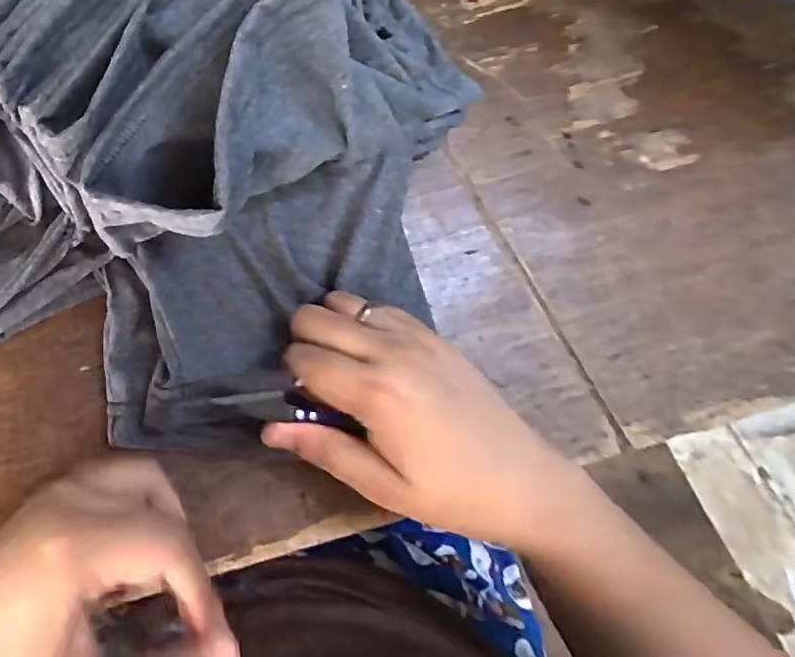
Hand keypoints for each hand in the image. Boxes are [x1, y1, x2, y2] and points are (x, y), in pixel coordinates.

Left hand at [0, 456, 236, 656]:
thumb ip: (163, 654)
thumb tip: (227, 648)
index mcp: (74, 542)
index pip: (167, 542)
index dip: (202, 591)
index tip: (215, 639)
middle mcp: (65, 500)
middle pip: (155, 492)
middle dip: (183, 549)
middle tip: (188, 606)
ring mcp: (50, 492)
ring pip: (132, 473)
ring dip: (159, 516)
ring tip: (161, 579)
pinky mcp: (41, 499)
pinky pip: (105, 481)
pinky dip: (131, 509)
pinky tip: (123, 563)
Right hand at [261, 291, 591, 553]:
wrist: (526, 481)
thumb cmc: (450, 494)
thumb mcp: (383, 487)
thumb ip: (323, 449)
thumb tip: (268, 428)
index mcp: (375, 391)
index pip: (302, 357)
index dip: (291, 377)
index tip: (305, 402)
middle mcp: (389, 349)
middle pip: (312, 316)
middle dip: (302, 343)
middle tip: (319, 381)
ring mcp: (412, 334)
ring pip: (340, 300)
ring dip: (330, 326)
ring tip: (344, 363)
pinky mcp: (429, 331)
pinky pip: (376, 304)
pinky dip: (360, 319)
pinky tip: (373, 353)